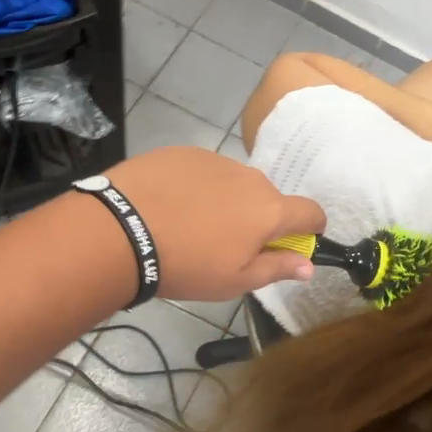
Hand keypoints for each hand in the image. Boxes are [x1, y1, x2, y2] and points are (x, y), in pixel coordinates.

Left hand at [106, 146, 325, 301]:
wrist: (120, 230)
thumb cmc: (186, 264)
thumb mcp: (235, 280)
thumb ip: (276, 269)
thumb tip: (308, 266)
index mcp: (269, 210)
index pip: (310, 212)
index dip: (311, 228)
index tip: (298, 241)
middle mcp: (249, 178)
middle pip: (269, 198)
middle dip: (260, 219)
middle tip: (229, 245)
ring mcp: (215, 160)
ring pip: (234, 183)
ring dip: (227, 201)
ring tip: (192, 225)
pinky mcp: (182, 152)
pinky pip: (202, 171)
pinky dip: (197, 187)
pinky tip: (170, 206)